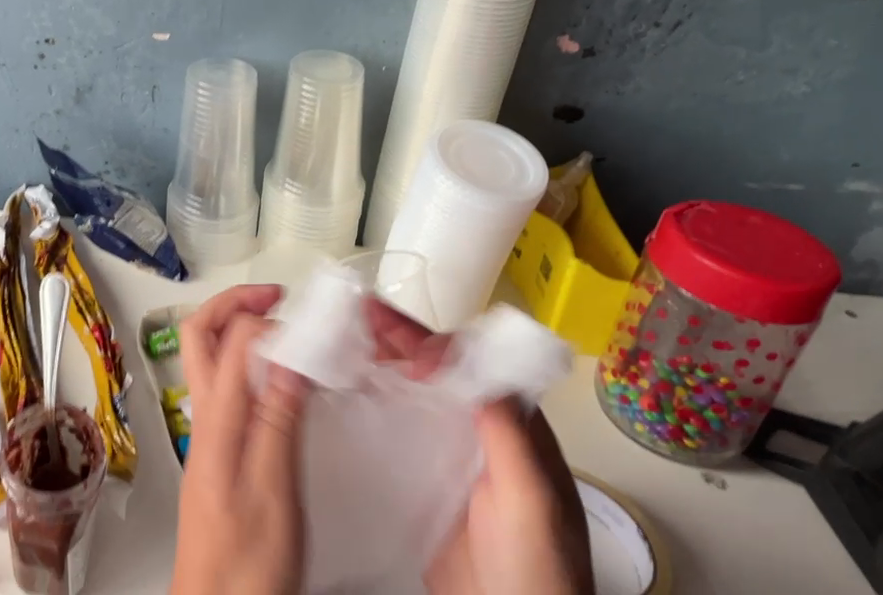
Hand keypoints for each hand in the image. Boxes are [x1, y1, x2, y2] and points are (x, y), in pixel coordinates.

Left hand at [170, 285, 312, 594]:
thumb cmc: (246, 566)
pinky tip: (284, 381)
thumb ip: (279, 421)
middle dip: (235, 304)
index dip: (270, 318)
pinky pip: (227, 388)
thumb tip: (290, 357)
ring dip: (240, 330)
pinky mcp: (219, 452)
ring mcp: (208, 434)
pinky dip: (250, 366)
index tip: (312, 318)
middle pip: (201, 335)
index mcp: (217, 422)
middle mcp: (205, 418)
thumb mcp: (273, 493)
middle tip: (278, 298)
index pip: (234, 340)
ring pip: (210, 359)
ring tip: (286, 329)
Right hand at [367, 301, 593, 594]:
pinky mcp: (423, 476)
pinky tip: (347, 389)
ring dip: (384, 359)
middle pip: (440, 368)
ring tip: (344, 337)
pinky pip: (397, 424)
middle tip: (358, 313)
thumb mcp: (531, 503)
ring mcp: (451, 452)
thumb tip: (482, 374)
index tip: (395, 334)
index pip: (473, 364)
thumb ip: (512, 440)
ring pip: (416, 389)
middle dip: (400, 336)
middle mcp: (483, 430)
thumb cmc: (537, 571)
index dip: (433, 342)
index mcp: (515, 427)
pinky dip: (373, 398)